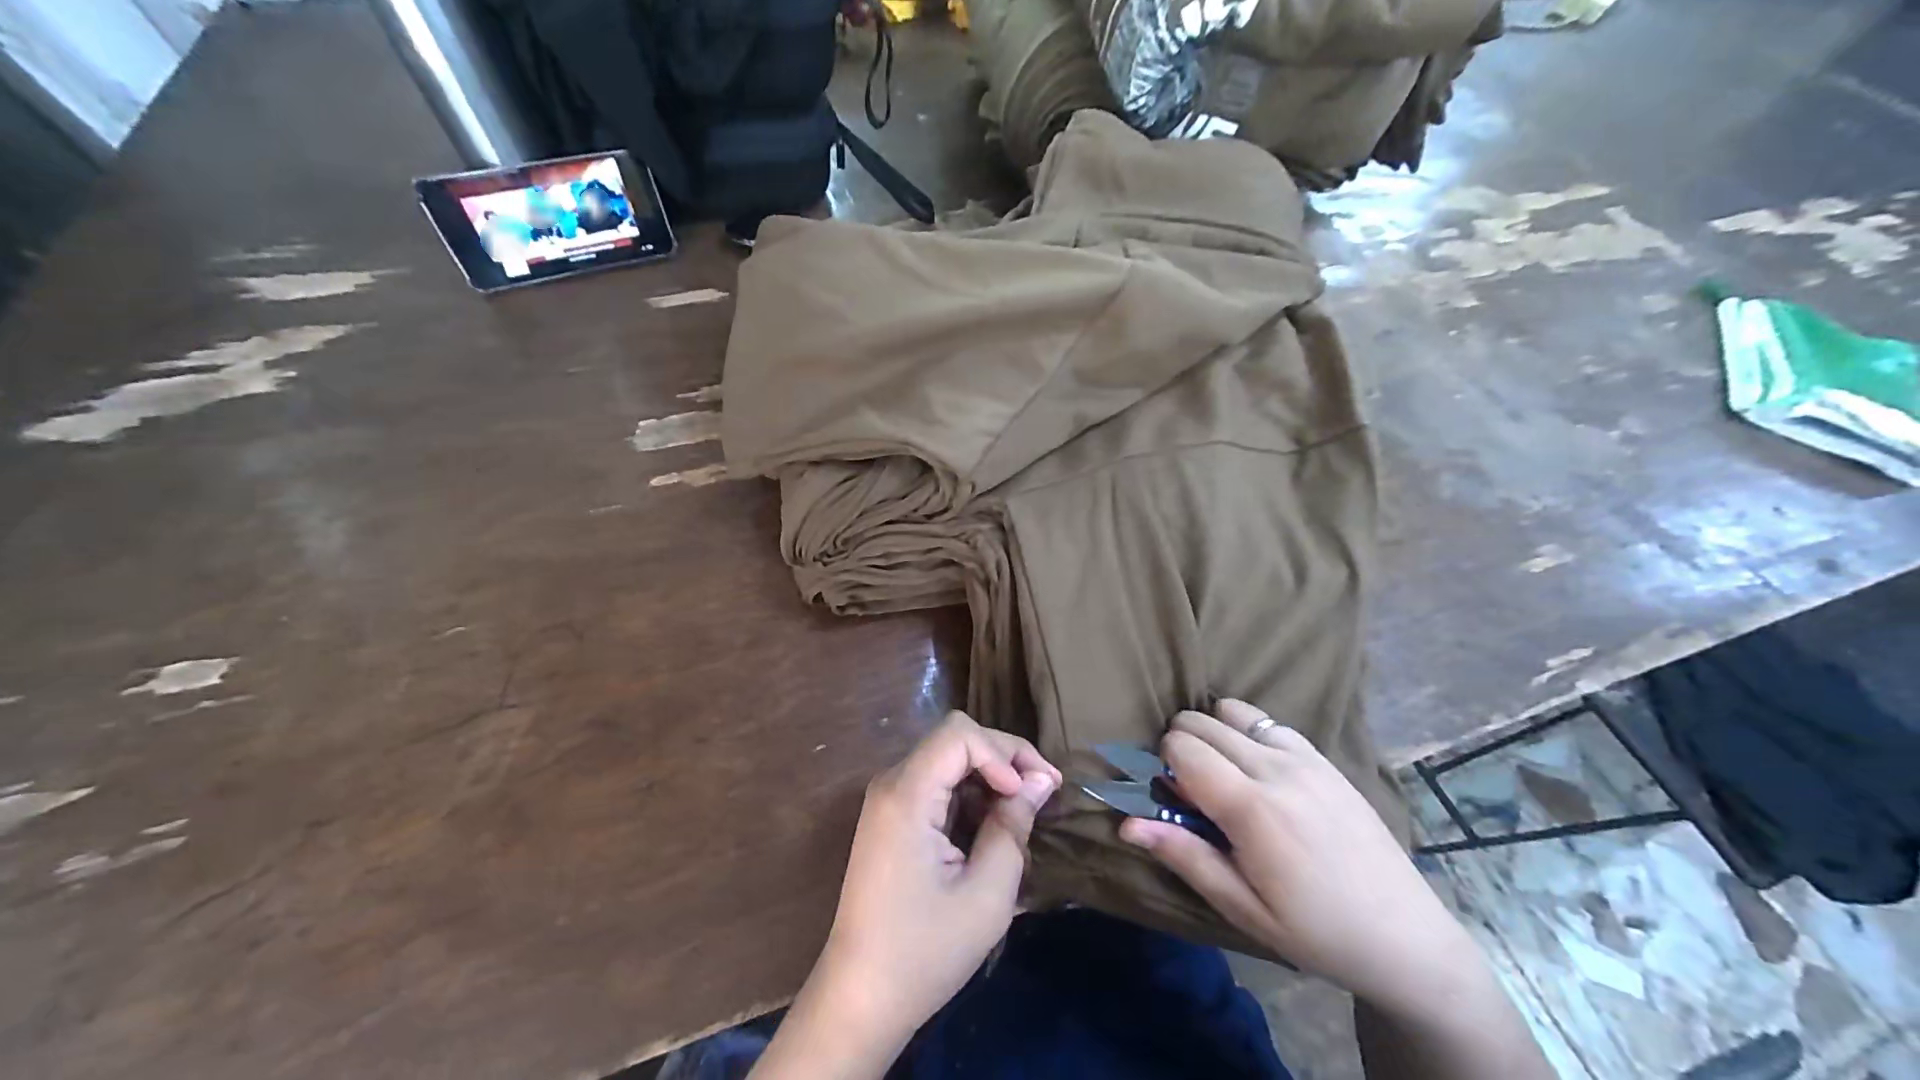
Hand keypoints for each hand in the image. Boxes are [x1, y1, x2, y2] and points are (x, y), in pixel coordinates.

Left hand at [764, 712, 1059, 1075]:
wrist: (862, 996)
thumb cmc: (925, 952)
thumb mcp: (986, 895)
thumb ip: (1013, 827)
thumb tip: (1039, 781)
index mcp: (907, 795)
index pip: (960, 734)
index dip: (1003, 753)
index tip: (1029, 794)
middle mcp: (891, 784)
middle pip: (955, 739)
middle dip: (1004, 758)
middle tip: (1044, 793)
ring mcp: (887, 800)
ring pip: (948, 758)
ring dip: (990, 776)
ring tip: (1023, 814)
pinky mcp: (891, 818)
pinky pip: (936, 783)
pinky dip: (970, 794)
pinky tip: (992, 827)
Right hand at [1119, 700, 1480, 1014]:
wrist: (1406, 936)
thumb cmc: (1315, 930)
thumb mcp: (1242, 907)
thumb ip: (1184, 855)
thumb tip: (1126, 823)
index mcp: (1252, 807)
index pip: (1181, 747)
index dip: (1162, 765)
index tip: (1173, 799)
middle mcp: (1276, 768)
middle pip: (1200, 721)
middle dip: (1180, 745)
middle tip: (1192, 791)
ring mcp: (1305, 758)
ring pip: (1231, 710)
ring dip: (1212, 733)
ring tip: (1222, 775)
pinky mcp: (1324, 758)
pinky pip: (1268, 721)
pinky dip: (1246, 731)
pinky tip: (1257, 770)